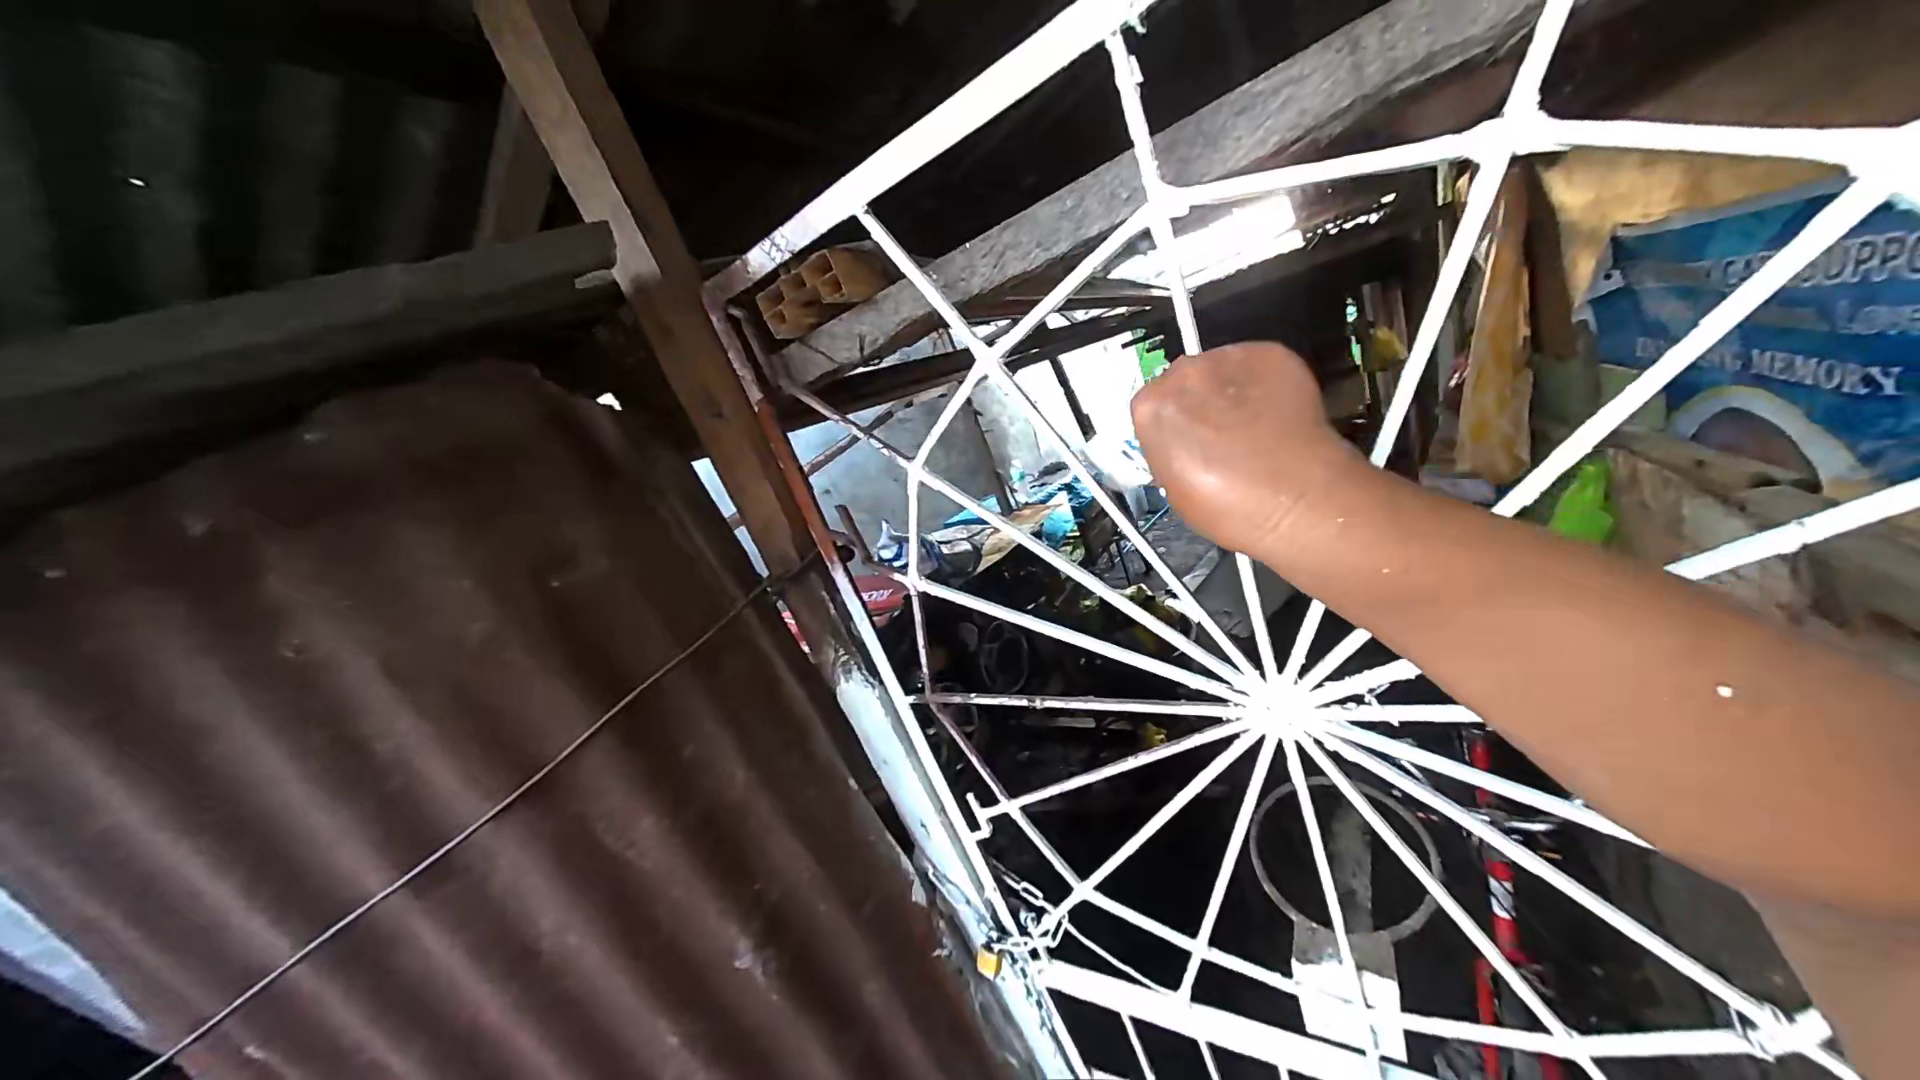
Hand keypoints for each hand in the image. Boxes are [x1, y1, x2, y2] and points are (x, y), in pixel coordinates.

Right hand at [1131, 341, 1363, 558]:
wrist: (1292, 499)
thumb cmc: (1226, 505)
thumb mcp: (1171, 486)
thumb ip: (1167, 448)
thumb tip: (1182, 441)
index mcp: (1150, 406)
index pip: (1151, 404)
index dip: (1171, 425)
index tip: (1186, 441)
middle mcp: (1184, 373)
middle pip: (1184, 380)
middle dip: (1199, 402)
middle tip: (1220, 434)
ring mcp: (1229, 359)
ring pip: (1222, 370)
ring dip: (1231, 391)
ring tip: (1252, 426)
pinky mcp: (1272, 355)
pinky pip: (1260, 365)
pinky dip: (1265, 385)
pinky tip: (1273, 415)